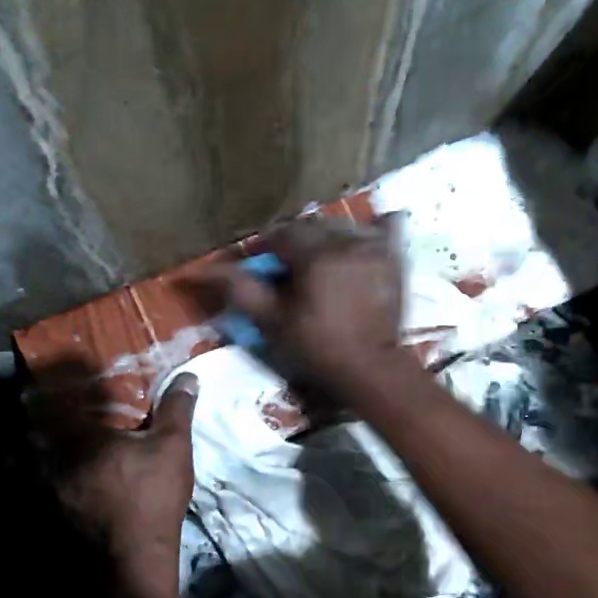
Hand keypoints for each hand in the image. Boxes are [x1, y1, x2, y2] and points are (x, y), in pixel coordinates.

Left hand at [49, 373, 199, 597]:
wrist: (134, 556)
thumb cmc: (152, 494)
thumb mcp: (173, 447)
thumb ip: (176, 409)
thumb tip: (188, 376)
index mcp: (77, 434)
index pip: (49, 401)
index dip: (48, 391)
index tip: (50, 385)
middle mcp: (51, 458)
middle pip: (30, 432)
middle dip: (35, 422)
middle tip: (45, 415)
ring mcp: (45, 490)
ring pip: (25, 462)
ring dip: (29, 453)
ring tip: (43, 449)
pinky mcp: (48, 515)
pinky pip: (32, 492)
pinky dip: (35, 483)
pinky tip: (54, 485)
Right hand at [221, 213, 407, 396]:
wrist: (370, 370)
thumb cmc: (318, 351)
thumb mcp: (272, 323)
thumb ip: (241, 290)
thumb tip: (202, 270)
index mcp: (316, 255)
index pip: (281, 234)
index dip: (264, 246)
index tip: (255, 263)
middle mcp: (347, 242)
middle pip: (311, 227)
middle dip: (293, 241)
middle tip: (284, 265)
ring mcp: (376, 249)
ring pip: (343, 226)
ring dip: (325, 237)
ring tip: (317, 260)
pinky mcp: (395, 260)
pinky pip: (387, 229)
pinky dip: (375, 228)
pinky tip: (364, 236)